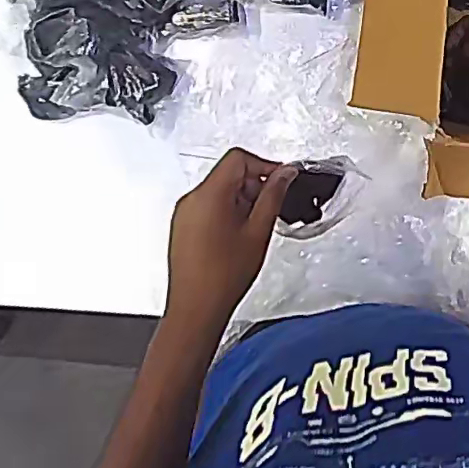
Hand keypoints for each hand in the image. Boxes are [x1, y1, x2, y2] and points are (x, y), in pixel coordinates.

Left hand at [167, 149, 296, 315]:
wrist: (196, 308)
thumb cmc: (223, 275)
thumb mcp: (259, 229)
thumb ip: (273, 194)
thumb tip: (285, 173)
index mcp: (209, 195)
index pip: (238, 159)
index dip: (264, 166)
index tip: (280, 180)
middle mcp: (191, 200)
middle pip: (229, 173)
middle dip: (254, 185)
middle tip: (268, 209)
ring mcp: (184, 213)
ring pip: (220, 190)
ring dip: (243, 199)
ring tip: (253, 227)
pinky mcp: (183, 226)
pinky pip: (210, 205)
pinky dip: (228, 211)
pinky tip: (239, 235)